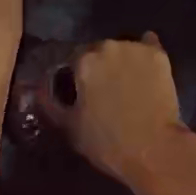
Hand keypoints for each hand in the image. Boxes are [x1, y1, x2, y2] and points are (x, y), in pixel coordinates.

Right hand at [65, 35, 190, 186]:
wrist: (153, 149)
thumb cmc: (108, 143)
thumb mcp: (71, 128)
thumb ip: (52, 104)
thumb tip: (37, 90)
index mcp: (84, 61)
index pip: (76, 59)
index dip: (79, 76)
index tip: (85, 93)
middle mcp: (108, 45)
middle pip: (100, 51)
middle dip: (102, 67)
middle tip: (107, 91)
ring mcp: (135, 47)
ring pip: (124, 49)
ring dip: (123, 61)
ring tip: (129, 86)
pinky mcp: (158, 53)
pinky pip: (149, 46)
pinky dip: (146, 56)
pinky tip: (147, 72)